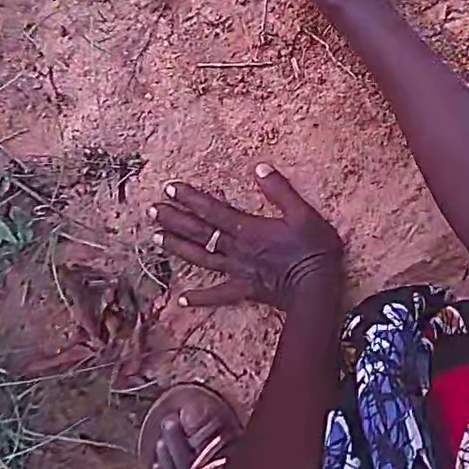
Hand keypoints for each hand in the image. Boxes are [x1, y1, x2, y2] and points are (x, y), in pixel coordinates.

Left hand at [150, 165, 343, 313]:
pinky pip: (218, 295)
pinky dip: (199, 298)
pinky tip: (181, 299)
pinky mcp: (245, 290)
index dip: (191, 199)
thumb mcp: (303, 213)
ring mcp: (238, 271)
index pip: (214, 210)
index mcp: (249, 229)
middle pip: (201, 233)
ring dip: (178, 249)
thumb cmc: (313, 249)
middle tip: (152, 210)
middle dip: (175, 220)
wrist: (316, 288)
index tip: (170, 188)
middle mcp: (237, 249)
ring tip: (156, 239)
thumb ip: (280, 191)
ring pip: (202, 258)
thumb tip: (260, 168)